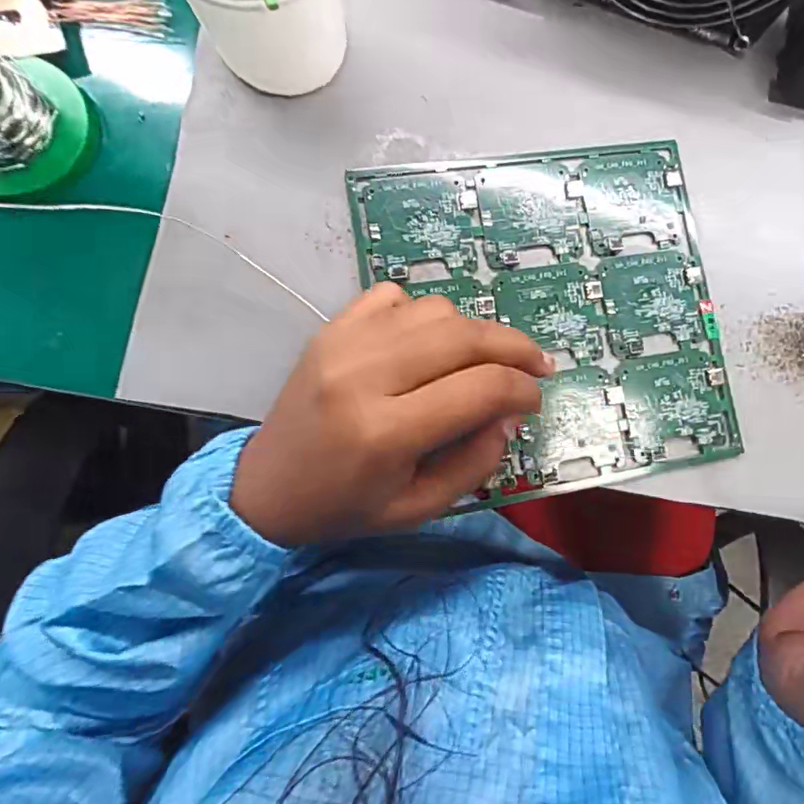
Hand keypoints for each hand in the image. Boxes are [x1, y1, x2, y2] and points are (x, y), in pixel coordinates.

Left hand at [232, 282, 553, 545]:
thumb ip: (475, 462)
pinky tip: (425, 343)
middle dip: (515, 347)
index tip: (535, 399)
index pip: (480, 388)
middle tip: (536, 365)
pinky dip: (422, 314)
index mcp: (385, 432)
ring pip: (434, 309)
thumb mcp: (418, 507)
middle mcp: (363, 375)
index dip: (522, 389)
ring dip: (470, 331)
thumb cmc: (344, 507)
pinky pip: (393, 297)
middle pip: (463, 336)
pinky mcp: (329, 329)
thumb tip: (510, 411)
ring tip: (479, 359)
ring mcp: (342, 343)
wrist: (267, 487)